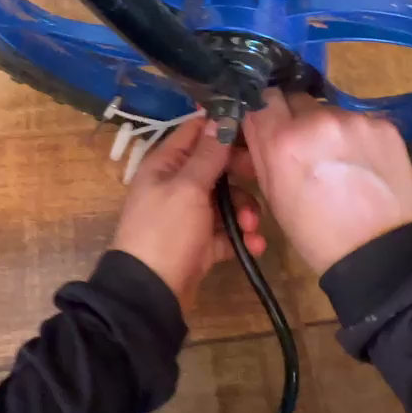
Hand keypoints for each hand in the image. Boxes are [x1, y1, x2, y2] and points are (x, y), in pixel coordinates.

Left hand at [111, 117, 266, 306]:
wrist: (151, 293)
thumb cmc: (166, 231)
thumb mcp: (187, 188)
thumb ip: (207, 156)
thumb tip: (218, 119)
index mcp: (165, 165)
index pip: (194, 132)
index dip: (221, 127)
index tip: (252, 127)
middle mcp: (176, 185)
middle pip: (215, 167)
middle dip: (240, 174)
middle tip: (259, 177)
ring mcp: (188, 214)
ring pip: (225, 200)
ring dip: (244, 210)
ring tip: (251, 226)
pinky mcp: (201, 242)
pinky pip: (227, 231)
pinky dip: (241, 236)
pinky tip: (253, 246)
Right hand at [239, 90, 411, 273]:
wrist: (379, 255)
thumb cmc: (316, 232)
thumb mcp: (273, 194)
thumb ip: (260, 148)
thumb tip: (254, 118)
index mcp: (282, 140)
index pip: (264, 98)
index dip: (268, 112)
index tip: (273, 125)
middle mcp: (316, 120)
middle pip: (297, 100)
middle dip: (298, 119)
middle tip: (308, 149)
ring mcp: (354, 120)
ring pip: (330, 111)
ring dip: (329, 128)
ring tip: (341, 161)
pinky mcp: (385, 125)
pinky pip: (360, 121)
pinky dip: (358, 137)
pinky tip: (364, 163)